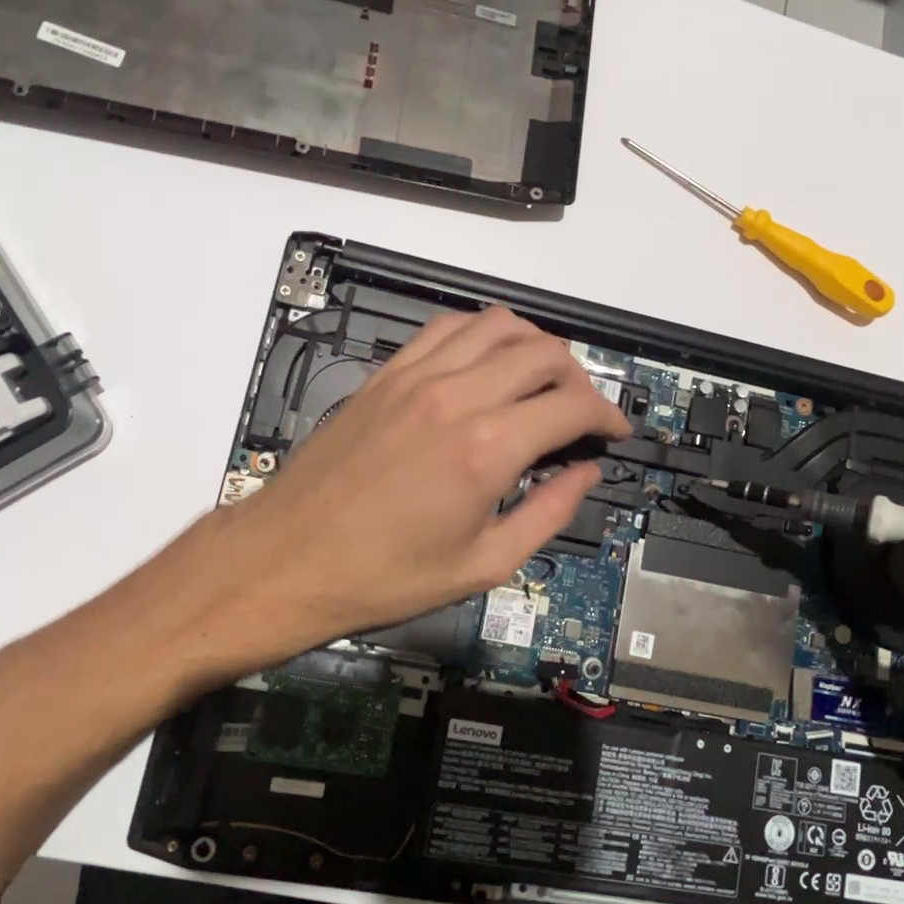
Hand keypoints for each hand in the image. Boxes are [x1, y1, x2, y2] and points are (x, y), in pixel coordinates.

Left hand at [168, 307, 629, 677]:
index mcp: (488, 448)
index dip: (607, 414)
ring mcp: (417, 376)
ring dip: (535, 345)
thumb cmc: (384, 577)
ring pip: (498, 326)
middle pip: (544, 352)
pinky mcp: (386, 374)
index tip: (614, 431)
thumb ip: (548, 513)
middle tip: (581, 412)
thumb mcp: (483, 565)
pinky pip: (446, 328)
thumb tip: (585, 474)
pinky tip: (486, 362)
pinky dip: (481, 334)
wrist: (288, 558)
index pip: (572, 403)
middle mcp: (457, 396)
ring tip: (541, 380)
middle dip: (579, 376)